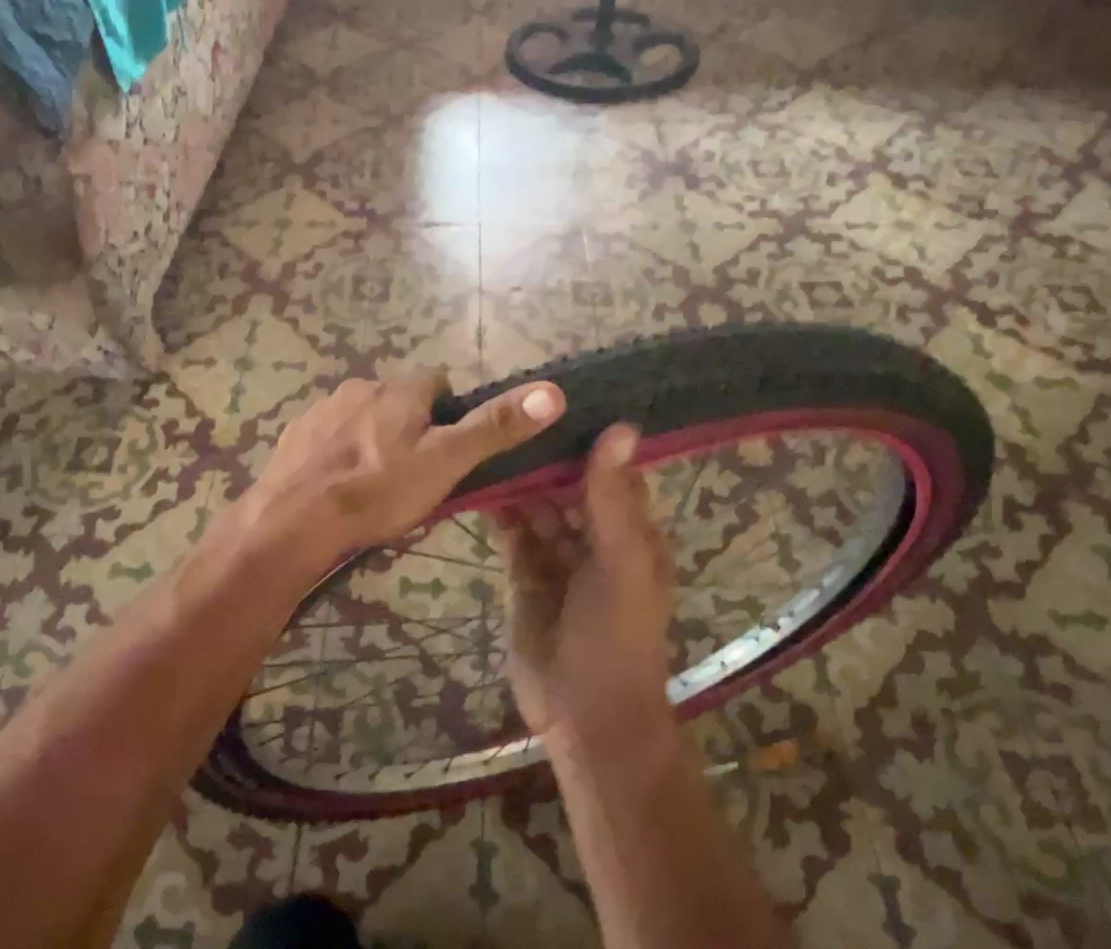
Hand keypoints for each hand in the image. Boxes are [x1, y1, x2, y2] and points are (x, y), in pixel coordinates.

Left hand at [242, 368, 564, 561]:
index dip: (452, 414)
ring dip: (374, 441)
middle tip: (418, 477)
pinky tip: (340, 489)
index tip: (453, 450)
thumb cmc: (380, 490)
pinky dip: (339, 456)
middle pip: (400, 402)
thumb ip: (497, 426)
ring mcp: (323, 409)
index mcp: (401, 389)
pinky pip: (329, 439)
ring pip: (363, 419)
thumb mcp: (448, 461)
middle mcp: (361, 386)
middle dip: (411, 429)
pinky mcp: (296, 435)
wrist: (296, 518)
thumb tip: (554, 391)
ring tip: (377, 489)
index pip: (439, 384)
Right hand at [494, 425, 675, 744]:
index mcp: (633, 533)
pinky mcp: (525, 581)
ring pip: (539, 511)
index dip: (589, 440)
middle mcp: (597, 541)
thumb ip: (613, 497)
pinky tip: (478, 485)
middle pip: (570, 488)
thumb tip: (622, 426)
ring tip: (486, 440)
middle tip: (507, 410)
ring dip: (519, 483)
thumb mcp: (621, 561)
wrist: (584, 714)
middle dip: (545, 458)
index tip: (559, 397)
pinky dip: (500, 515)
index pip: (612, 473)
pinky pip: (513, 538)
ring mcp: (559, 562)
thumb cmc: (615, 635)